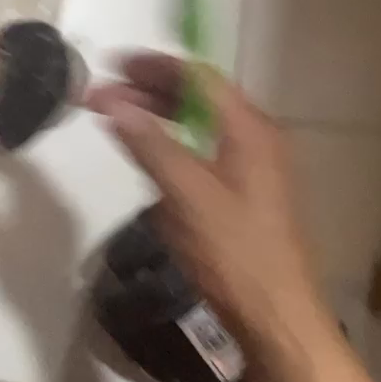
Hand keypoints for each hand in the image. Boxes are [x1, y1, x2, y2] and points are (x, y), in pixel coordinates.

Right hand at [86, 54, 331, 344]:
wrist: (275, 315)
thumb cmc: (234, 254)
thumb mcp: (188, 196)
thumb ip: (151, 146)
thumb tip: (114, 103)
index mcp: (251, 131)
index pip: (200, 79)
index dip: (154, 67)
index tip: (112, 65)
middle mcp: (256, 140)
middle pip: (200, 98)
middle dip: (151, 90)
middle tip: (106, 91)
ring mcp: (251, 169)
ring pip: (200, 125)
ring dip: (158, 116)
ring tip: (117, 116)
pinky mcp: (242, 195)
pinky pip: (202, 152)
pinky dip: (170, 144)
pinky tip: (147, 156)